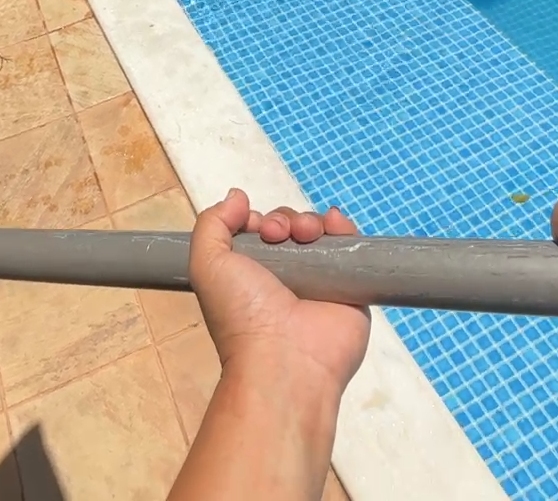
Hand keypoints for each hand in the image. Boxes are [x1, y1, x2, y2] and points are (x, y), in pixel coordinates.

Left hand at [188, 188, 370, 396]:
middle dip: (283, 221)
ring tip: (306, 235)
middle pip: (289, 227)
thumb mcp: (207, 264)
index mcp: (252, 273)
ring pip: (318, 232)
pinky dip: (342, 227)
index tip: (257, 227)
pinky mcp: (350, 287)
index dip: (258, 220)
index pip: (260, 230)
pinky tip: (334, 225)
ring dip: (310, 221)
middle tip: (279, 235)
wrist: (285, 360)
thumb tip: (238, 197)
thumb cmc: (242, 312)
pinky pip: (349, 246)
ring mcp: (319, 281)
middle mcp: (286, 276)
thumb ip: (213, 223)